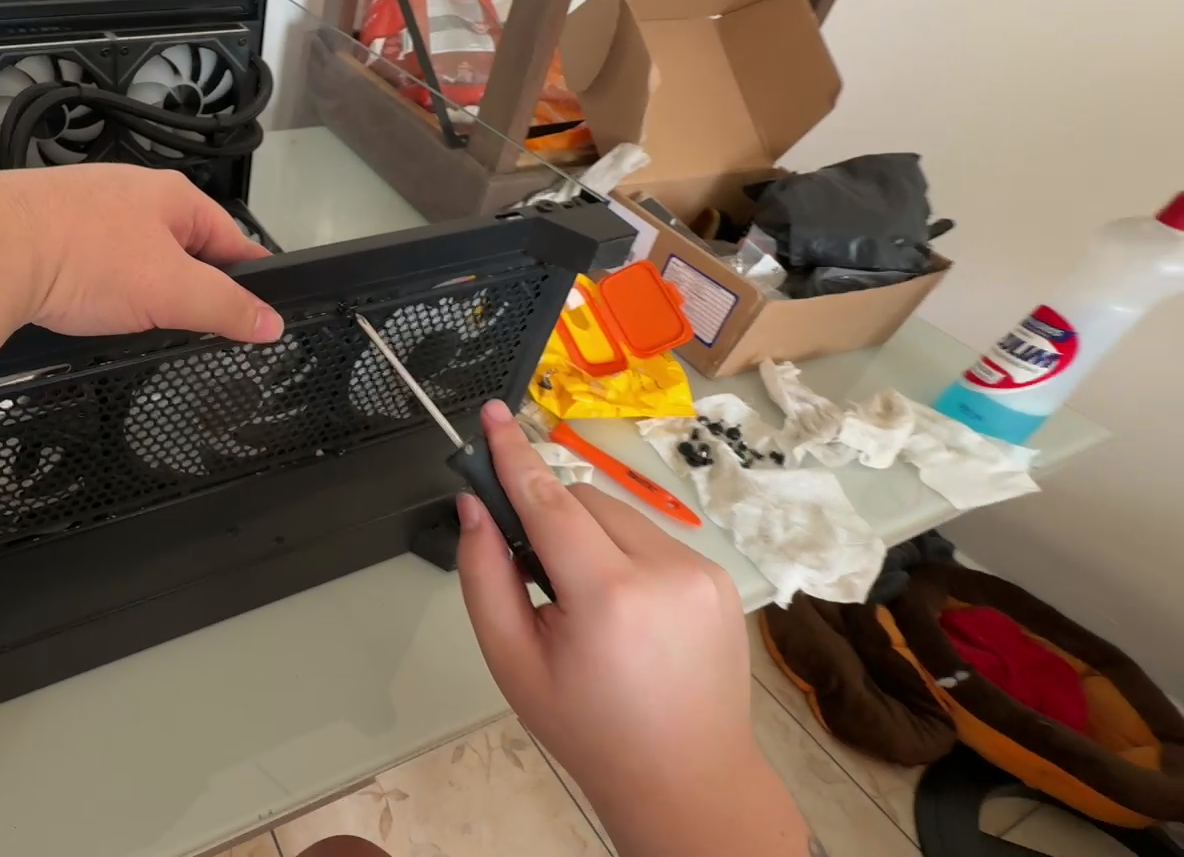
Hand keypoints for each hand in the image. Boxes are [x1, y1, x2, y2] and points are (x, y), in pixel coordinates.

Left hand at [0, 164, 283, 341]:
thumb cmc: (91, 261)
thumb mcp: (172, 291)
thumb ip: (226, 307)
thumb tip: (273, 323)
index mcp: (174, 197)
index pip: (232, 239)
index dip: (250, 277)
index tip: (262, 309)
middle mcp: (133, 190)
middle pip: (183, 245)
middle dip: (193, 284)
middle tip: (197, 325)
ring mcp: (87, 203)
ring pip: (136, 251)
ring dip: (146, 284)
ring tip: (143, 319)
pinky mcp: (49, 223)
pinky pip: (95, 256)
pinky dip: (104, 281)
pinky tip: (93, 302)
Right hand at [456, 400, 808, 855]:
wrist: (689, 781)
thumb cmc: (587, 726)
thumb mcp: (510, 658)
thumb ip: (483, 573)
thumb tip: (474, 506)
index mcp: (609, 596)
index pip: (549, 500)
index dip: (514, 452)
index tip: (492, 410)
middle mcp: (666, 570)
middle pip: (582, 500)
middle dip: (547, 515)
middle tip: (530, 567)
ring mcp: (701, 572)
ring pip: (614, 513)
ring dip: (582, 531)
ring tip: (578, 595)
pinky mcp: (716, 577)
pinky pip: (645, 533)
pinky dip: (615, 548)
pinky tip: (615, 600)